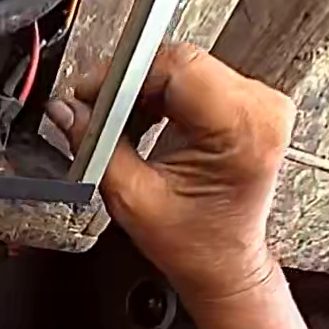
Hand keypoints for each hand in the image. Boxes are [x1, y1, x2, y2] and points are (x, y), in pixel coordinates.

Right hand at [47, 43, 293, 308]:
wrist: (223, 265)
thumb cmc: (195, 245)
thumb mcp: (133, 199)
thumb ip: (97, 146)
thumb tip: (67, 110)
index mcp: (243, 130)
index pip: (177, 67)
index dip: (123, 75)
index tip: (89, 92)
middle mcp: (261, 110)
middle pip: (180, 64)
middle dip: (129, 84)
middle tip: (96, 109)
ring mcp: (260, 104)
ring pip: (184, 68)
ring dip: (144, 91)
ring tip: (122, 125)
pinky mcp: (249, 107)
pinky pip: (195, 81)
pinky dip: (162, 96)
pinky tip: (145, 121)